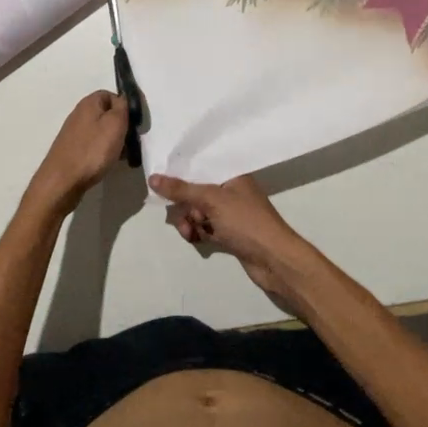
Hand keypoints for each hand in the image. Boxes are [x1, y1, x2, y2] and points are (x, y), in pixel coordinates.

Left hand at [26, 91, 128, 216]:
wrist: (63, 180)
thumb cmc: (92, 150)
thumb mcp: (115, 124)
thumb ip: (122, 107)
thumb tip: (123, 99)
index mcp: (89, 103)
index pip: (111, 95)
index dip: (125, 106)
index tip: (135, 123)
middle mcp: (80, 114)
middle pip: (107, 114)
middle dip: (121, 126)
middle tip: (131, 141)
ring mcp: (75, 132)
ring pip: (101, 131)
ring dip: (114, 141)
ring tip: (123, 155)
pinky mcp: (73, 149)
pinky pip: (94, 144)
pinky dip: (104, 151)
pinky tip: (109, 162)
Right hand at [150, 174, 312, 302]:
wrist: (274, 261)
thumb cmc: (246, 222)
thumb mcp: (211, 200)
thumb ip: (181, 189)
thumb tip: (152, 177)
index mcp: (232, 175)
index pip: (201, 165)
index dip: (181, 171)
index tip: (161, 179)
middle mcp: (232, 191)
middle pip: (197, 190)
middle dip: (184, 204)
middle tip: (180, 214)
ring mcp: (231, 214)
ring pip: (199, 211)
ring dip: (189, 221)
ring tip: (190, 232)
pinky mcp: (230, 234)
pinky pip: (205, 228)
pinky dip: (198, 233)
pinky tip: (196, 239)